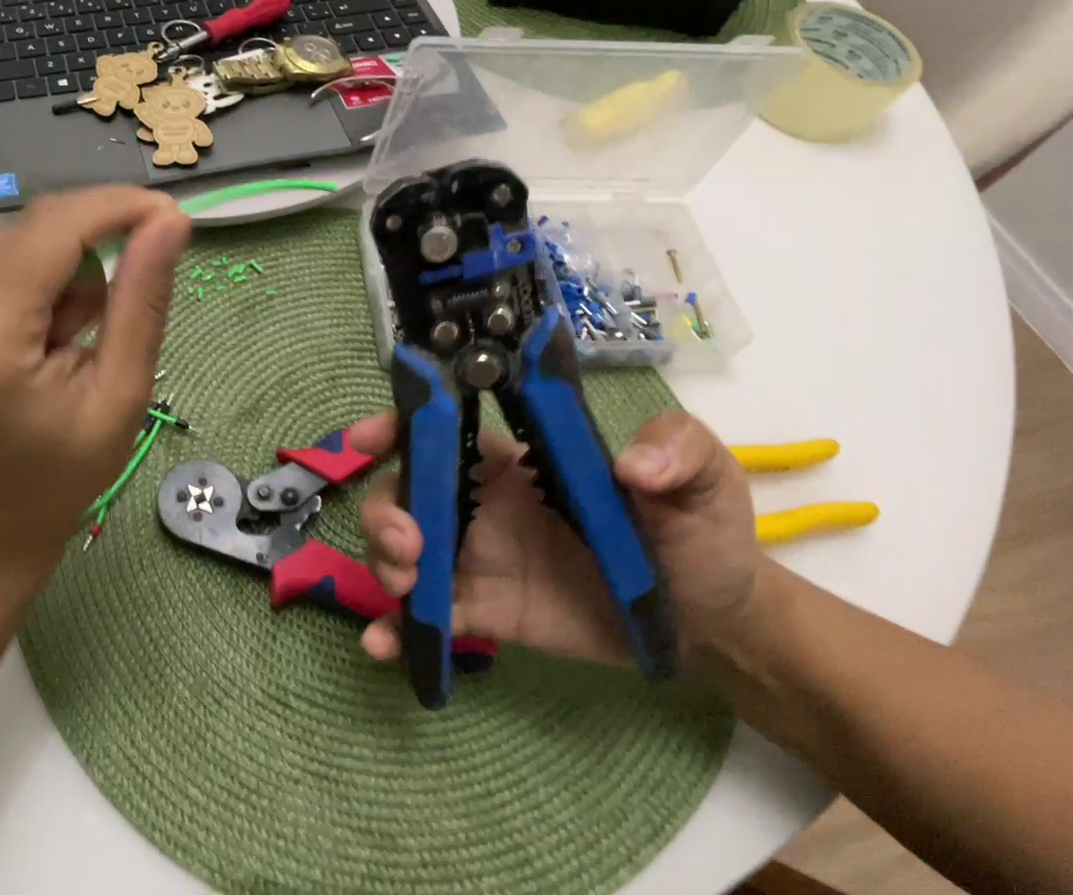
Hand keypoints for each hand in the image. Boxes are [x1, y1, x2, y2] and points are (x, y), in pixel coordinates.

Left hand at [0, 187, 189, 590]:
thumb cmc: (60, 476)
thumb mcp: (120, 395)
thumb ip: (142, 302)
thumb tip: (168, 222)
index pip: (52, 228)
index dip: (115, 207)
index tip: (167, 216)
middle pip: (33, 234)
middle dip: (87, 262)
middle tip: (106, 326)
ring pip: (14, 248)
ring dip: (57, 281)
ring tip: (64, 351)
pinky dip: (28, 292)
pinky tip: (35, 345)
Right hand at [355, 408, 765, 664]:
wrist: (707, 624)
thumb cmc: (698, 535)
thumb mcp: (706, 479)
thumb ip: (678, 452)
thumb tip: (632, 465)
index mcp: (519, 460)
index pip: (443, 430)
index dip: (398, 426)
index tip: (365, 440)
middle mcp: (483, 503)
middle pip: (405, 491)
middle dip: (384, 510)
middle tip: (407, 545)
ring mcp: (477, 558)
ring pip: (402, 549)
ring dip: (383, 562)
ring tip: (408, 587)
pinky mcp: (483, 609)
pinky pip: (427, 615)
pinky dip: (396, 628)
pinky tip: (382, 646)